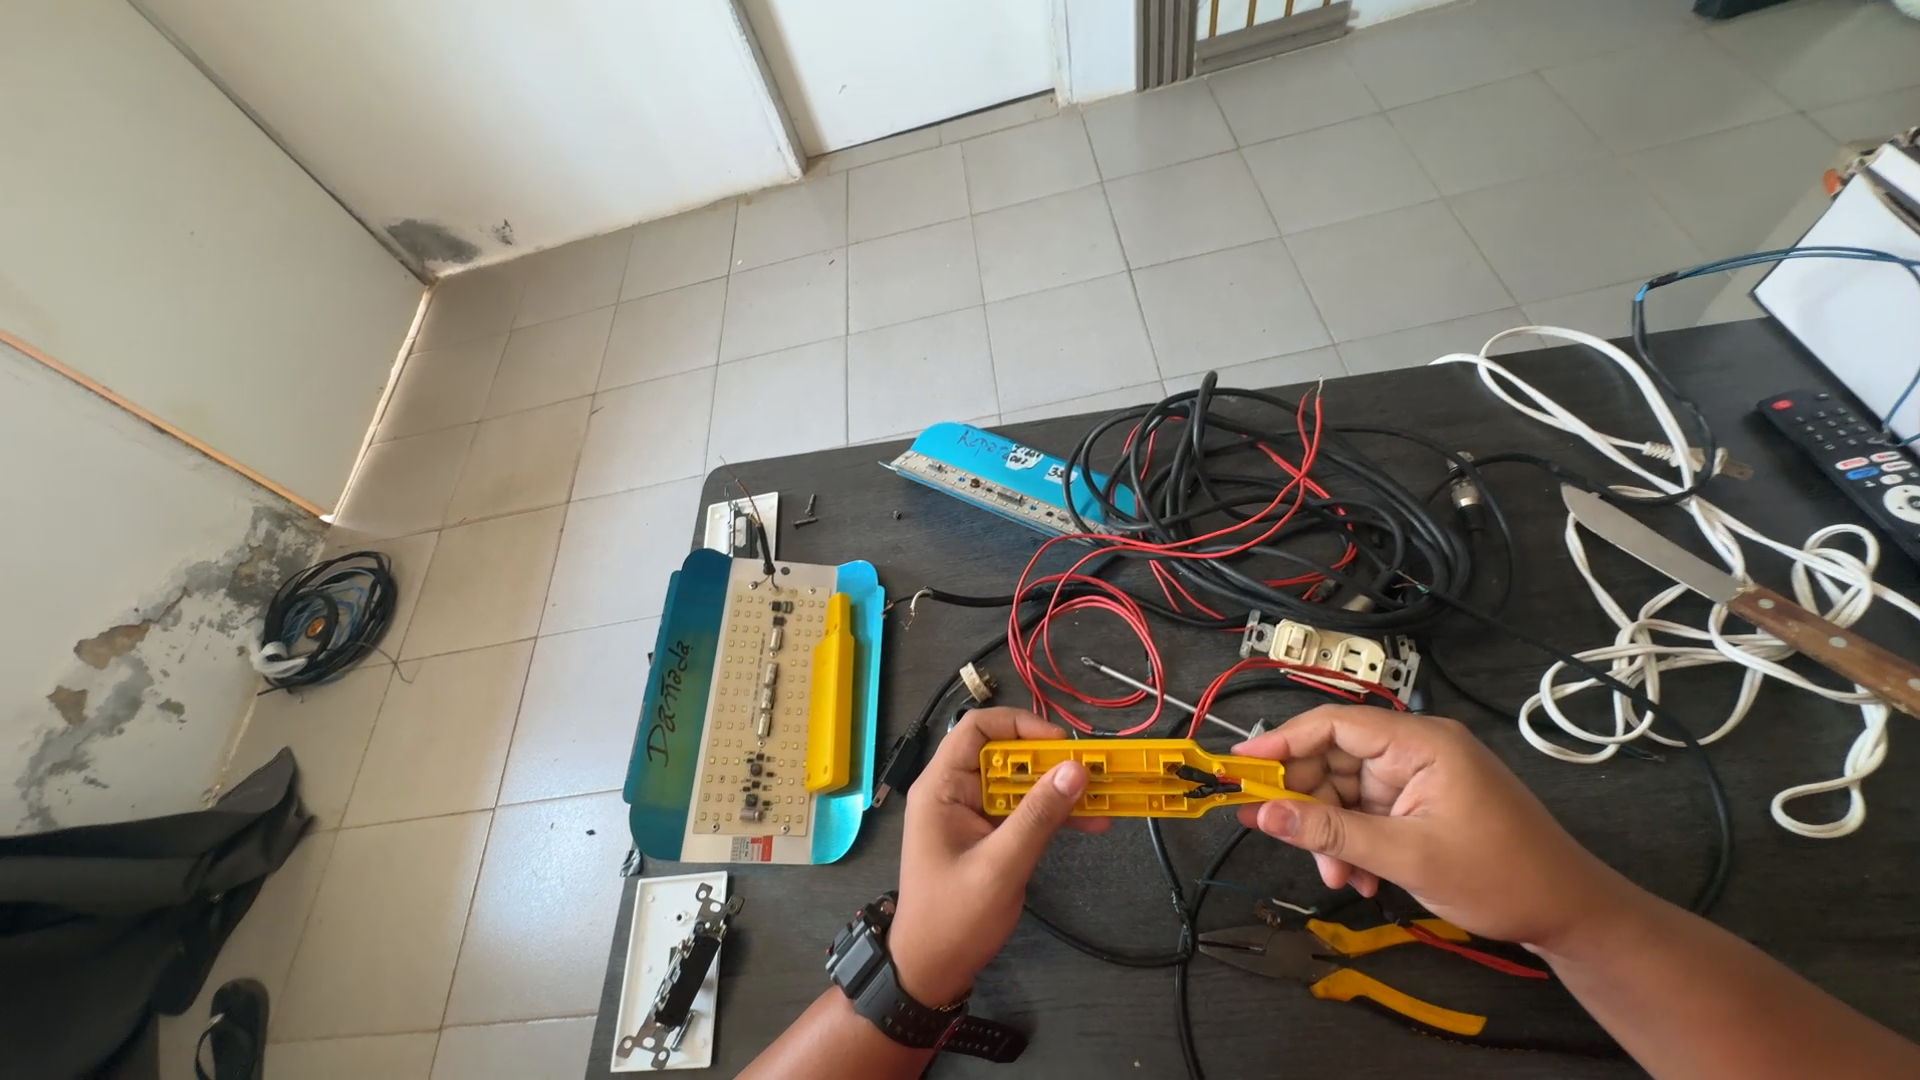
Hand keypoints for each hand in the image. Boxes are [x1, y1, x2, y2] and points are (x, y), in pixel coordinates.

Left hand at [888, 708, 1109, 1004]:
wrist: (931, 970)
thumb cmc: (954, 918)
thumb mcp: (1000, 866)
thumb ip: (1038, 817)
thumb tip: (1075, 770)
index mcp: (942, 786)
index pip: (977, 729)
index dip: (1020, 725)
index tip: (1060, 743)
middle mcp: (955, 789)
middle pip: (1004, 754)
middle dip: (1048, 760)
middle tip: (1089, 770)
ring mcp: (972, 812)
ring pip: (1020, 782)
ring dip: (1058, 788)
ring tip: (1101, 796)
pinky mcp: (988, 833)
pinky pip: (1024, 810)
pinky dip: (1055, 813)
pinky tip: (1090, 822)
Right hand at [1233, 705, 1634, 948]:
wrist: (1575, 918)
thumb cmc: (1503, 878)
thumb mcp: (1406, 856)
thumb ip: (1330, 833)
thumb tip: (1262, 815)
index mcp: (1419, 742)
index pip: (1332, 725)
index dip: (1281, 742)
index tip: (1241, 767)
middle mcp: (1413, 749)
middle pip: (1331, 759)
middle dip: (1309, 805)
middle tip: (1282, 836)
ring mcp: (1415, 775)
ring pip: (1342, 791)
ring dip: (1330, 833)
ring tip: (1337, 876)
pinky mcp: (1417, 800)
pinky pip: (1363, 811)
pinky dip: (1351, 842)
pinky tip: (1357, 877)